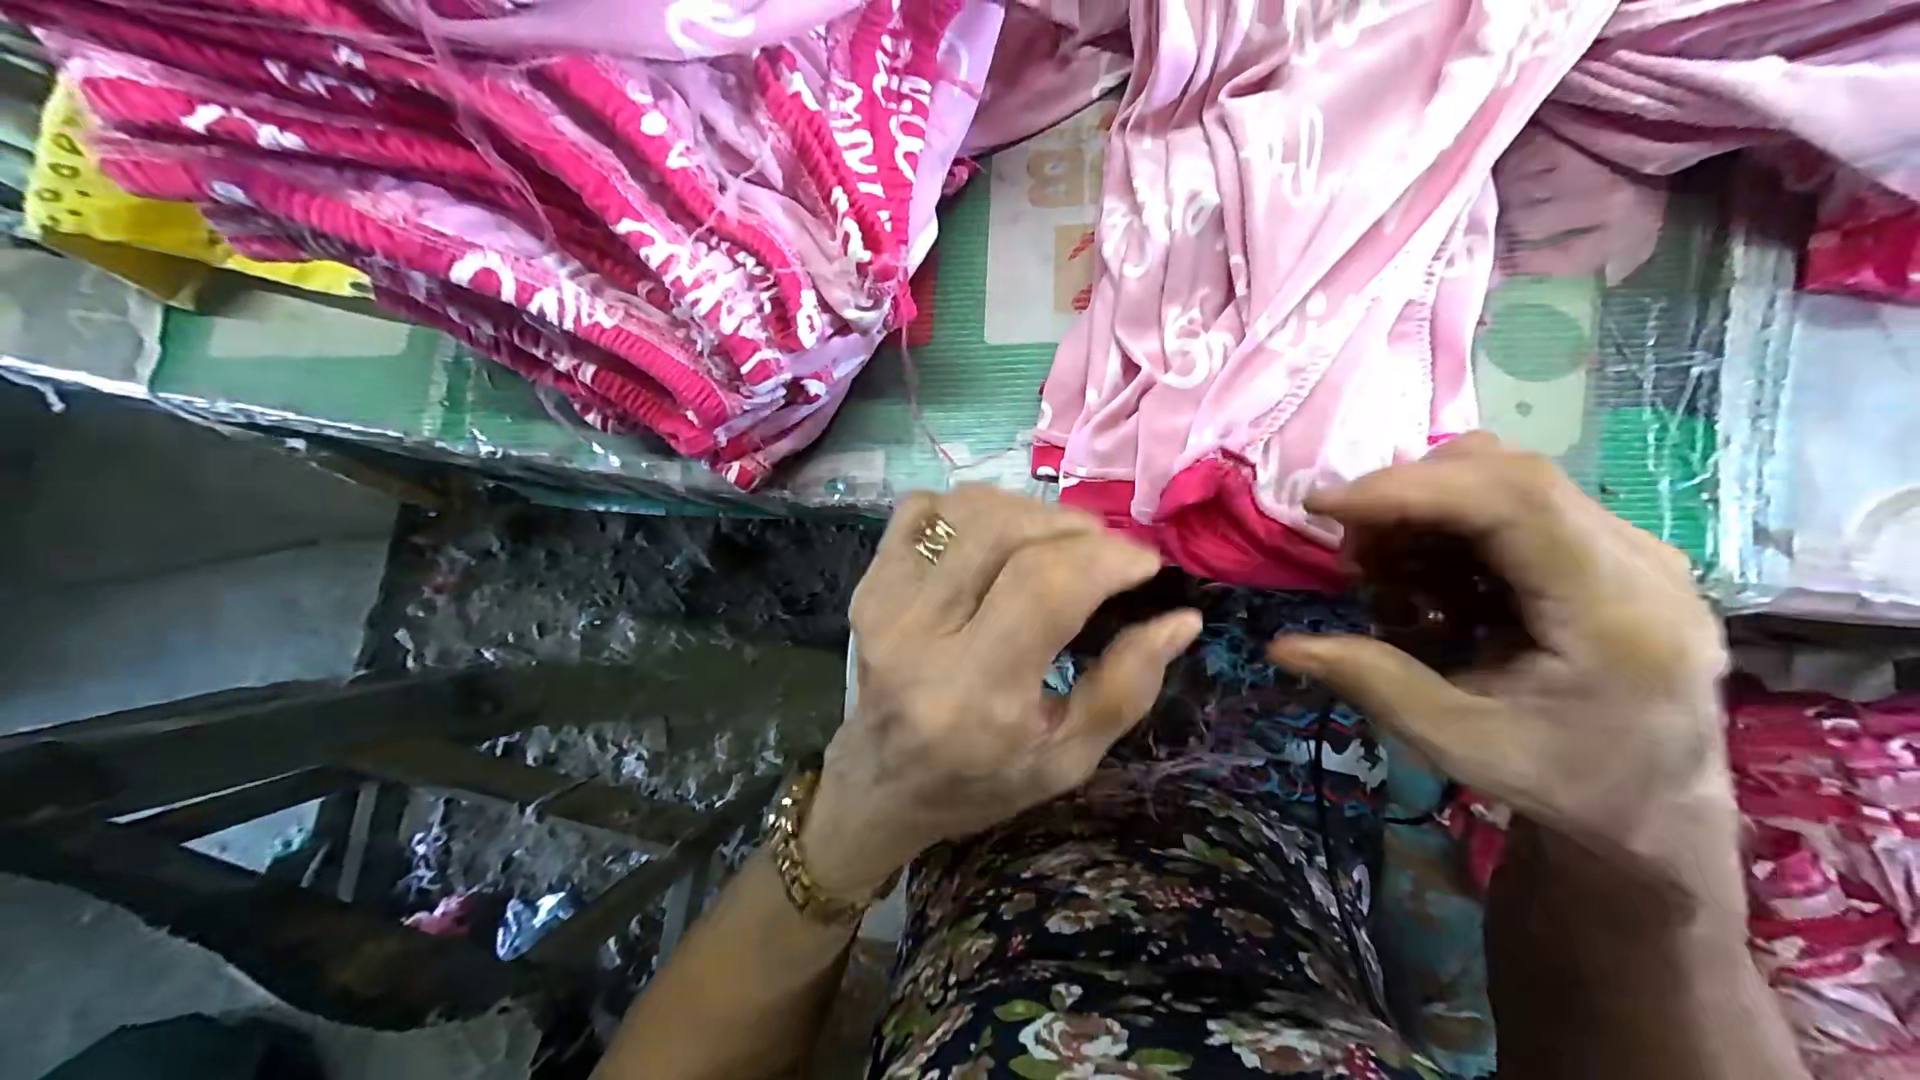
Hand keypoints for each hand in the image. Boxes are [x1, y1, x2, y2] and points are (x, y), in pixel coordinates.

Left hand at [798, 486, 1201, 900]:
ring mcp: (885, 603)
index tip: (1145, 564)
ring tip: (1061, 543)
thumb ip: (1125, 688)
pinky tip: (997, 539)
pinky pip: (922, 508)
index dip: (1107, 558)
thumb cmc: (980, 781)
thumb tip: (1181, 618)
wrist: (882, 784)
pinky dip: (972, 509)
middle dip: (1076, 527)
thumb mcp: (1066, 760)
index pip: (1044, 586)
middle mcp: (921, 637)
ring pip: (968, 511)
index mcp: (975, 693)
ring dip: (1031, 512)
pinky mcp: (869, 585)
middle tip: (1107, 551)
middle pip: (1006, 532)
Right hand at [1268, 434, 1735, 891]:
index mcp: (1614, 609)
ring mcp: (1622, 547)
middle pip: (1503, 474)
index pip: (1512, 500)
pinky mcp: (1597, 549)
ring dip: (1418, 510)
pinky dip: (1440, 526)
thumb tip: (1282, 645)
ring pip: (1500, 478)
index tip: (1323, 509)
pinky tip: (1422, 580)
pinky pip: (1505, 504)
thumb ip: (1373, 681)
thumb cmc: (1564, 778)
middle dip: (1401, 499)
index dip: (1407, 490)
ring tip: (1382, 573)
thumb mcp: (1458, 742)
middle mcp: (1633, 558)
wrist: (1655, 803)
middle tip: (1351, 556)